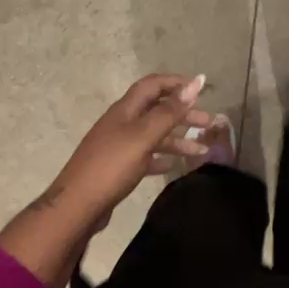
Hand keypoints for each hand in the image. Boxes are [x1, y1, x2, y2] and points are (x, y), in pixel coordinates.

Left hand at [49, 73, 213, 220]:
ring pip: (153, 136)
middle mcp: (121, 123)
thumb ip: (168, 112)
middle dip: (183, 114)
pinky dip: (161, 158)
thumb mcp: (143, 136)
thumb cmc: (112, 166)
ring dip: (177, 139)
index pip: (152, 85)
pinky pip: (144, 157)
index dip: (176, 83)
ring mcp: (118, 146)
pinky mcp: (118, 168)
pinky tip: (173, 166)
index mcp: (125, 110)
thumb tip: (194, 83)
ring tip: (202, 150)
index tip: (202, 89)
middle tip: (209, 123)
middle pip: (156, 111)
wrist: (79, 204)